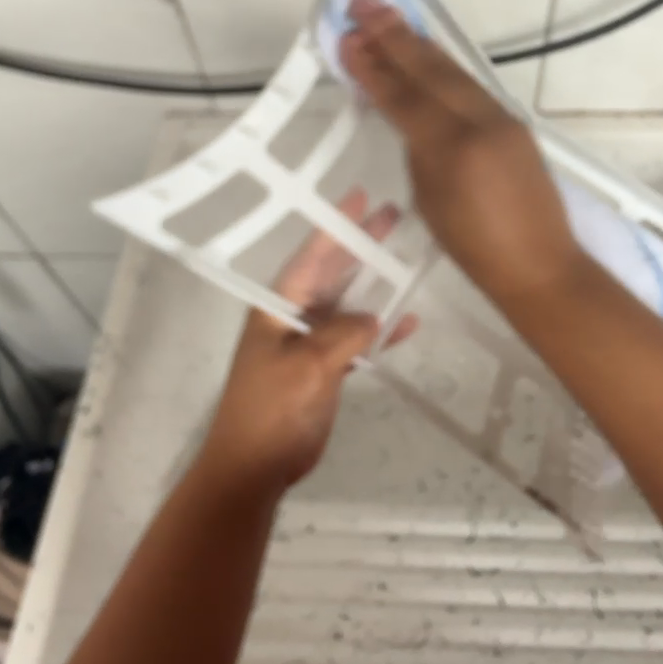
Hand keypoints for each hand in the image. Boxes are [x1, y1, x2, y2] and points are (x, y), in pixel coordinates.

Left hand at [198, 188, 417, 494]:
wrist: (254, 466)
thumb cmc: (272, 409)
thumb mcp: (309, 365)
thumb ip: (345, 334)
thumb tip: (374, 317)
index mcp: (277, 307)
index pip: (310, 257)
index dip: (335, 227)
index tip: (359, 197)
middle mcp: (293, 317)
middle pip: (332, 273)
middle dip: (360, 246)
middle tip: (392, 216)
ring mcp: (310, 344)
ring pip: (348, 304)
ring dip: (374, 284)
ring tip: (406, 258)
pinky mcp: (324, 369)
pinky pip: (356, 340)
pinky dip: (379, 331)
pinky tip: (407, 320)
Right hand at [339, 0, 589, 304]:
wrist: (542, 266)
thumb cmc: (477, 250)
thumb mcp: (431, 203)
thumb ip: (420, 152)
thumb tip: (410, 116)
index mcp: (453, 150)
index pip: (404, 99)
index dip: (373, 68)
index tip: (348, 39)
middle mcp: (481, 123)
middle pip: (432, 71)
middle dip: (396, 36)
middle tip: (365, 5)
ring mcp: (504, 119)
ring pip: (455, 72)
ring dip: (420, 44)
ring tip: (390, 17)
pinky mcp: (516, 124)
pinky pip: (473, 88)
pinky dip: (445, 69)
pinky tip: (429, 57)